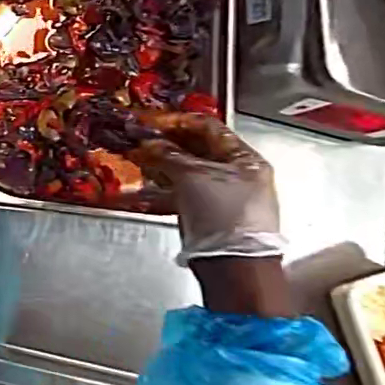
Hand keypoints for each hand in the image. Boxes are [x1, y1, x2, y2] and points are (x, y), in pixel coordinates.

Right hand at [133, 113, 282, 265]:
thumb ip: (168, 153)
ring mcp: (221, 191)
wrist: (230, 263)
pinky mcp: (206, 207)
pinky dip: (164, 177)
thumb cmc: (223, 214)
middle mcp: (237, 172)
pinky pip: (182, 184)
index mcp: (246, 159)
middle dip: (167, 140)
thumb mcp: (193, 176)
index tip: (151, 121)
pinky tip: (147, 174)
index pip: (209, 128)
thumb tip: (147, 140)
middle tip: (140, 135)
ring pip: (187, 166)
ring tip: (138, 153)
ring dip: (162, 158)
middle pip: (197, 146)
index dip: (178, 121)